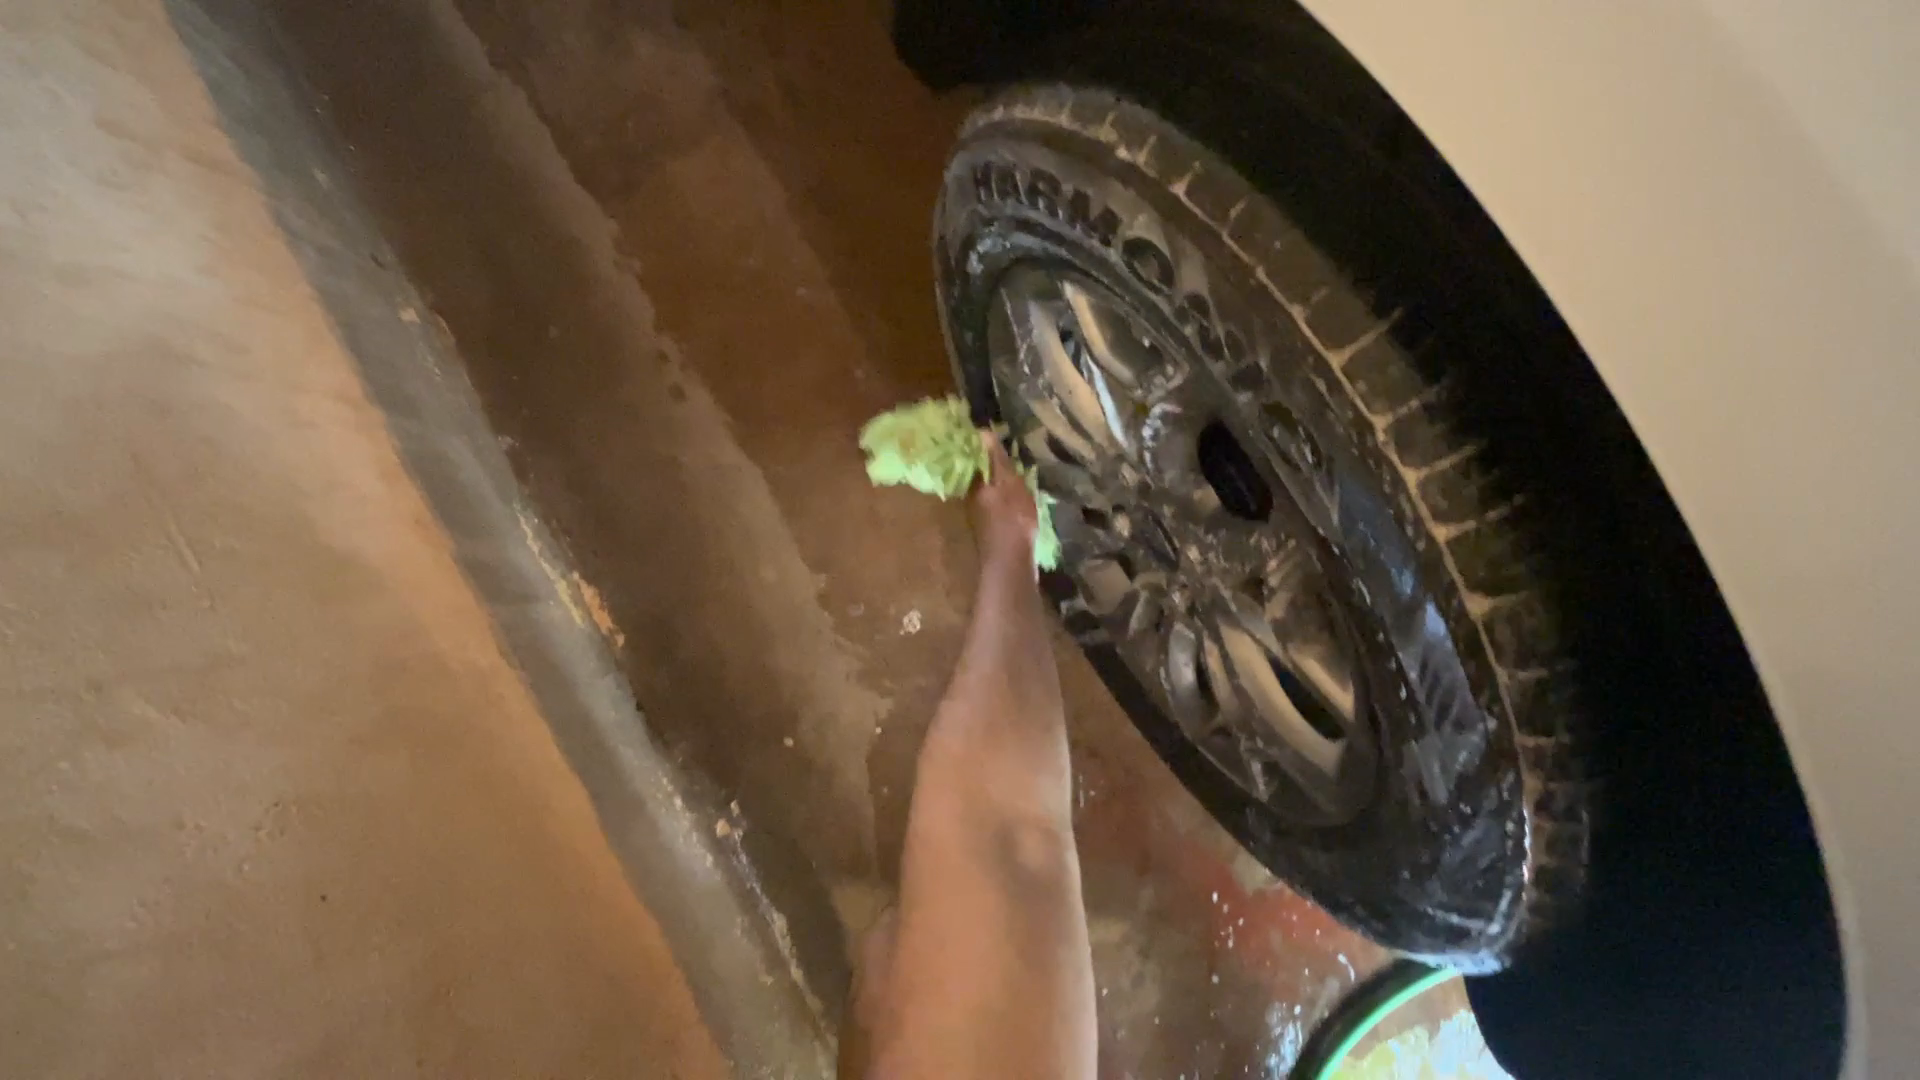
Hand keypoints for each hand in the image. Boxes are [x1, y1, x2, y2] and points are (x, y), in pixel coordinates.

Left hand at [971, 432, 1037, 563]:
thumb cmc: (1011, 519)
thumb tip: (982, 431)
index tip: (995, 435)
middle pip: (981, 477)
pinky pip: (995, 507)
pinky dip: (1004, 499)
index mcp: (975, 486)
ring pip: (988, 492)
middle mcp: (972, 500)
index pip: (975, 459)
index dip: (984, 448)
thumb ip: (996, 460)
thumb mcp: (1008, 484)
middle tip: (1008, 452)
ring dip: (998, 483)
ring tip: (1016, 472)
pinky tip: (1017, 499)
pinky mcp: (991, 531)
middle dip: (992, 466)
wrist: (1011, 563)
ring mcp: (981, 518)